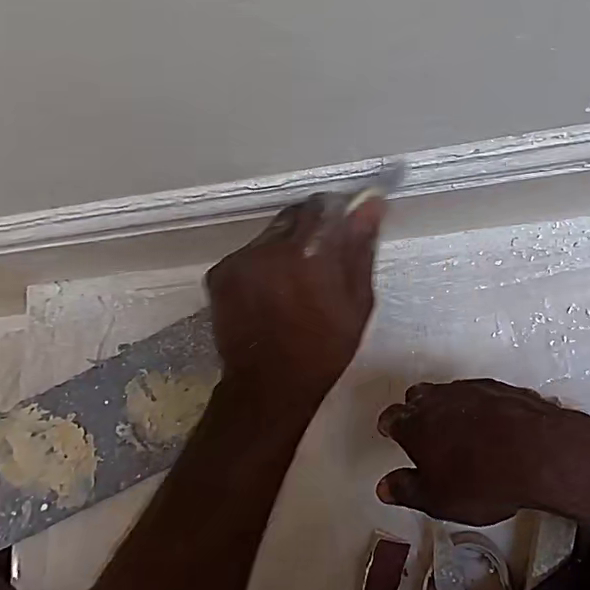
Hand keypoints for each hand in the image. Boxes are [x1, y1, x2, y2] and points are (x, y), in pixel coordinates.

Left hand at [206, 193, 386, 407]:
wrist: (267, 386)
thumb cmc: (323, 350)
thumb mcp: (357, 302)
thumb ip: (360, 248)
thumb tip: (370, 204)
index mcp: (310, 251)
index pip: (324, 206)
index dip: (337, 211)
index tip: (345, 225)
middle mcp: (270, 246)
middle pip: (294, 216)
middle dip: (310, 228)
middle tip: (319, 259)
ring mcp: (240, 258)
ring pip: (269, 235)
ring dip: (284, 247)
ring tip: (292, 283)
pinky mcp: (219, 273)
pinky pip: (247, 255)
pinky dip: (260, 264)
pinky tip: (269, 293)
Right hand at [376, 379, 589, 524]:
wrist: (540, 455)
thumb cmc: (484, 478)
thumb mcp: (437, 499)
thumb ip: (407, 490)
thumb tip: (386, 488)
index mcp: (414, 424)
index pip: (391, 418)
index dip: (389, 425)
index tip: (388, 430)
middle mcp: (438, 399)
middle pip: (417, 397)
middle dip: (416, 410)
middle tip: (421, 428)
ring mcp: (471, 391)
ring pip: (450, 393)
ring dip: (450, 407)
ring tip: (459, 429)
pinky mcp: (502, 390)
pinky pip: (484, 396)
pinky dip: (483, 408)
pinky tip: (494, 426)